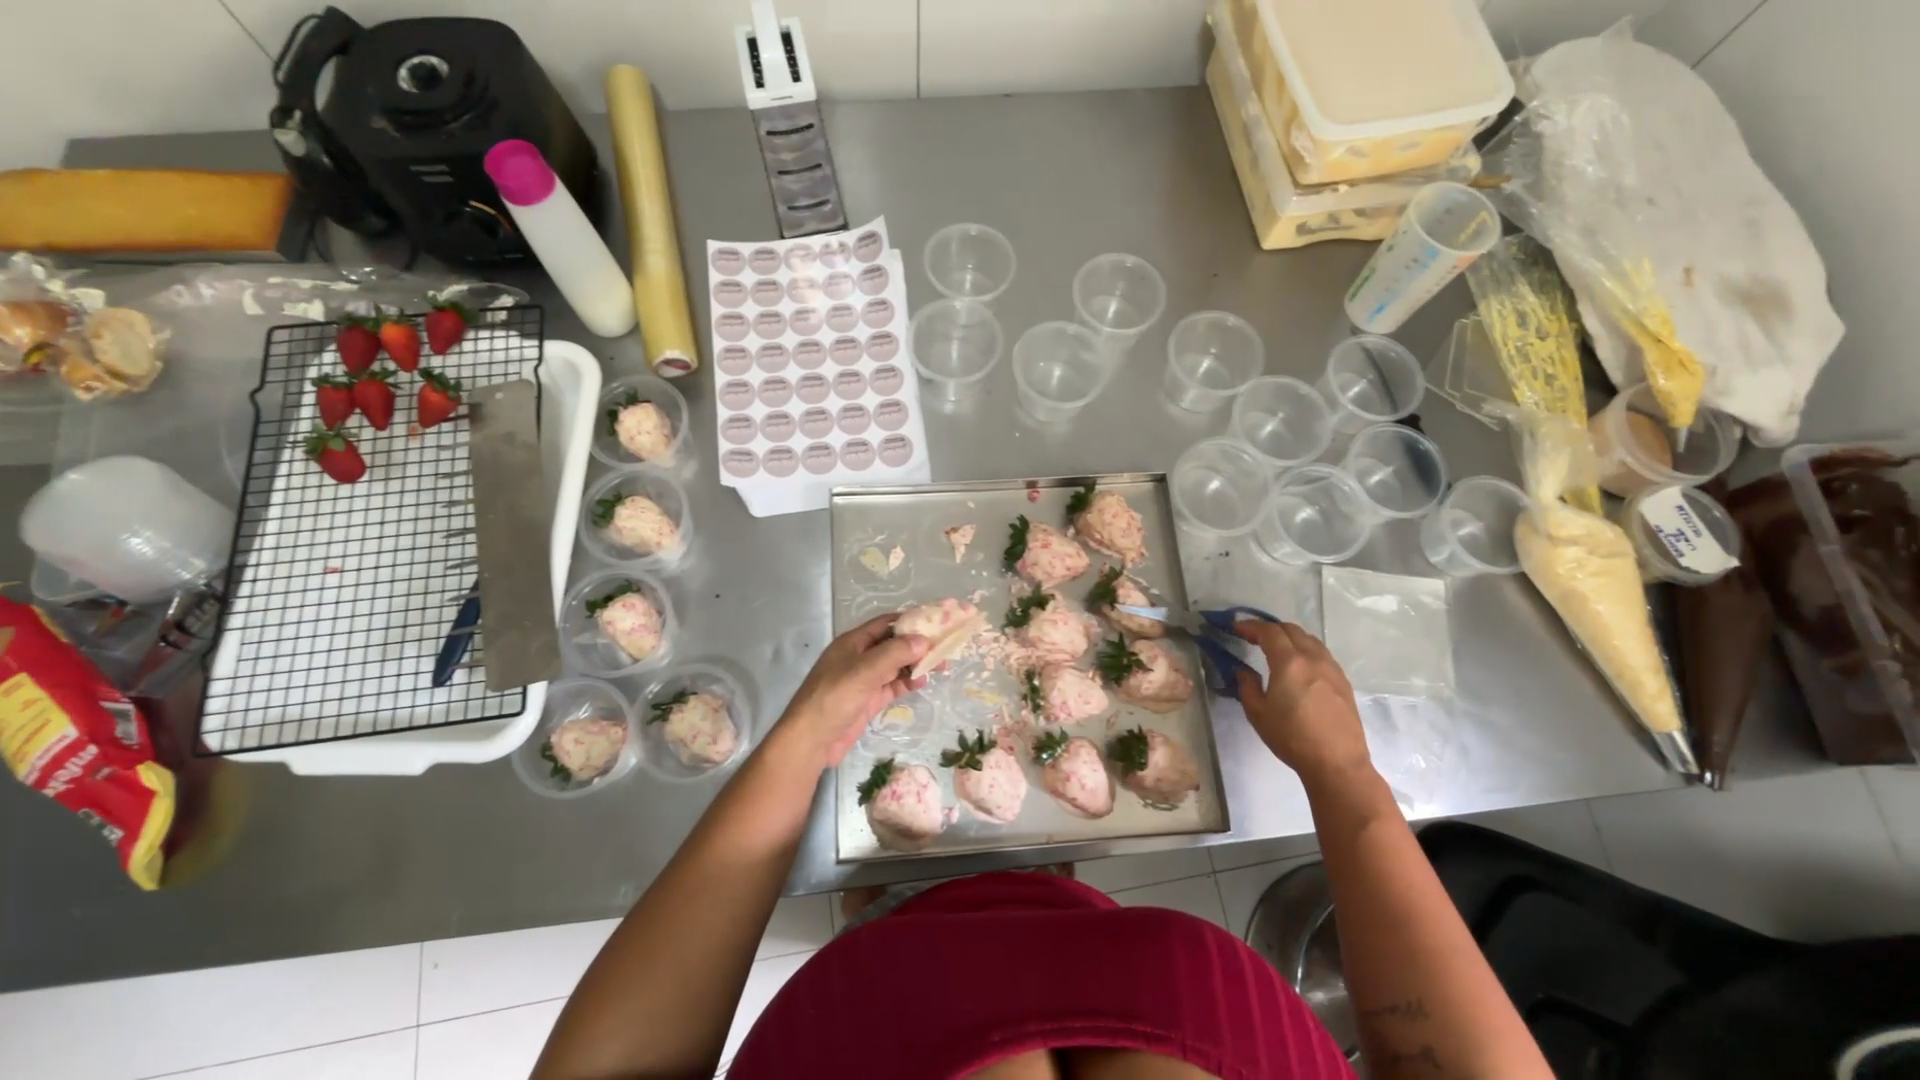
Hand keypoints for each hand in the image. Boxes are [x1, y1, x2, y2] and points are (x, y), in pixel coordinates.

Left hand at [774, 613, 928, 768]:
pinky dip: (907, 682)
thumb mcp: (864, 671)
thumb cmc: (834, 698)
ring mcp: (864, 680)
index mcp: (853, 642)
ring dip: (915, 664)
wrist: (811, 740)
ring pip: (895, 666)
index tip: (937, 623)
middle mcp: (859, 657)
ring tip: (940, 666)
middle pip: (893, 645)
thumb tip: (923, 640)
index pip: (886, 624)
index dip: (910, 622)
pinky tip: (922, 682)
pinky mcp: (868, 700)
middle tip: (945, 647)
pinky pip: (892, 685)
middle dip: (917, 645)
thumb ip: (894, 653)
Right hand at [1234, 620, 1372, 788]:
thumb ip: (1247, 686)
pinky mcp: (1343, 682)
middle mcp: (1313, 658)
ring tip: (1277, 649)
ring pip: (1310, 640)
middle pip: (1292, 630)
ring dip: (1291, 637)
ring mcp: (1332, 669)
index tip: (1236, 627)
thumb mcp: (1258, 714)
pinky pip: (1322, 654)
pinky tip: (1300, 666)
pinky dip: (1306, 650)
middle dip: (1270, 629)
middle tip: (1254, 637)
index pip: (1269, 632)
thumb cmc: (1292, 738)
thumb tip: (1243, 670)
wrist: (1337, 762)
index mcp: (1289, 662)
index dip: (1250, 626)